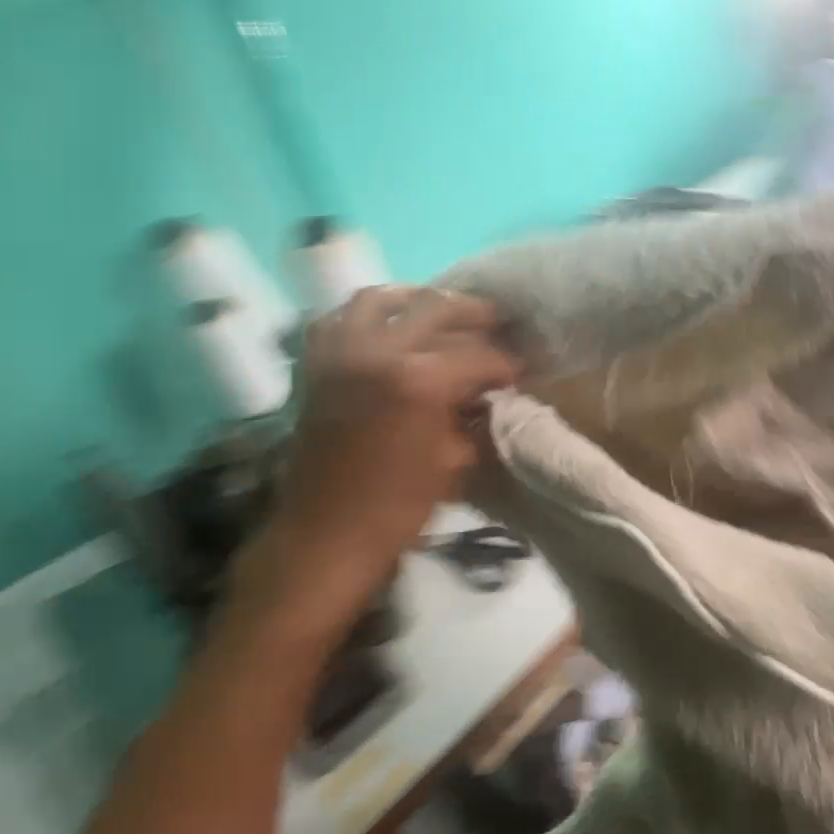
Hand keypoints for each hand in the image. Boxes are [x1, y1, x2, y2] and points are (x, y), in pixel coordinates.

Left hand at [229, 286, 517, 642]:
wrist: (324, 534)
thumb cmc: (396, 509)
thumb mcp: (451, 462)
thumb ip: (471, 418)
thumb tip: (486, 396)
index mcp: (419, 379)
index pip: (476, 355)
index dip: (504, 363)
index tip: (518, 372)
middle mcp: (378, 350)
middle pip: (435, 307)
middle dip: (472, 313)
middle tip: (494, 324)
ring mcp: (340, 351)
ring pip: (381, 299)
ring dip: (416, 301)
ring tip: (437, 315)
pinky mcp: (314, 363)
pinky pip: (340, 318)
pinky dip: (368, 317)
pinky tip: (386, 331)